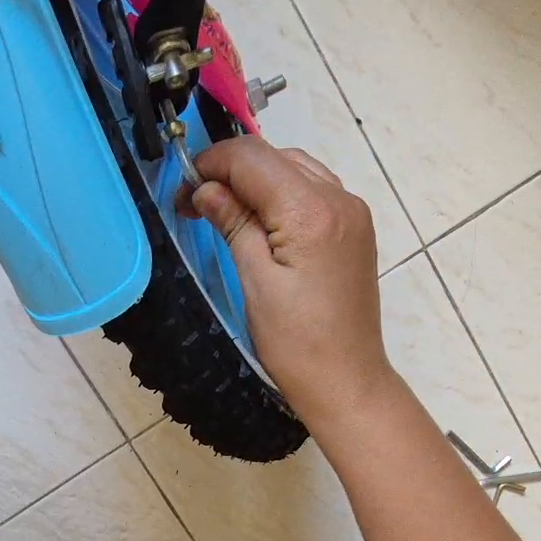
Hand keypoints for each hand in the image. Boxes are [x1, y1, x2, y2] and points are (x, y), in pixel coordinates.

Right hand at [184, 137, 395, 428]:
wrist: (346, 382)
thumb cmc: (296, 344)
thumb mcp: (256, 282)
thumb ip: (234, 224)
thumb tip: (206, 189)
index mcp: (312, 211)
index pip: (253, 158)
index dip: (212, 165)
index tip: (183, 191)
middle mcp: (340, 200)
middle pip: (277, 158)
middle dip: (233, 172)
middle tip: (198, 206)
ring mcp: (353, 214)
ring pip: (297, 171)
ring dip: (259, 181)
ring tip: (226, 213)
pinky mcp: (356, 232)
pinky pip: (315, 193)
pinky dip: (284, 195)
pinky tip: (263, 222)